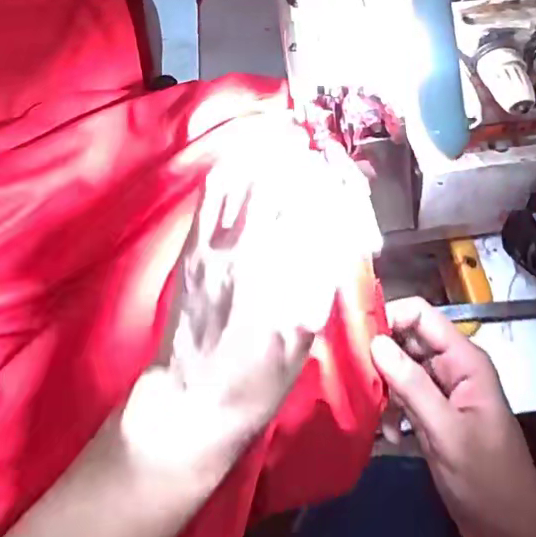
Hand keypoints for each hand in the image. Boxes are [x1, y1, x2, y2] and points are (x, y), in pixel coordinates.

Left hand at [126, 115, 374, 482]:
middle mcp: (260, 263)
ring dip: (274, 152)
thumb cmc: (256, 383)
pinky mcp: (195, 247)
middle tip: (317, 151)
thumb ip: (321, 284)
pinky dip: (234, 163)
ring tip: (288, 134)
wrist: (191, 402)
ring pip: (253, 183)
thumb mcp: (305, 342)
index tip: (344, 182)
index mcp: (296, 291)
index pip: (326, 221)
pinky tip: (247, 149)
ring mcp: (222, 250)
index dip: (339, 192)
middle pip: (292, 192)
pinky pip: (215, 192)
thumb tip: (336, 235)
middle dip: (310, 163)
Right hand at [370, 297, 535, 536]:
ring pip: (401, 369)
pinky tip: (391, 435)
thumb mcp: (448, 433)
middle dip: (380, 356)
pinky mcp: (435, 415)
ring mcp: (443, 392)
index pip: (421, 315)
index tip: (356, 336)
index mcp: (464, 360)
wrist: (512, 536)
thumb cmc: (488, 481)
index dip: (389, 317)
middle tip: (355, 376)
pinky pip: (404, 397)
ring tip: (375, 413)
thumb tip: (375, 342)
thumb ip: (412, 385)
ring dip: (385, 389)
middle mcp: (452, 367)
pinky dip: (393, 412)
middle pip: (407, 340)